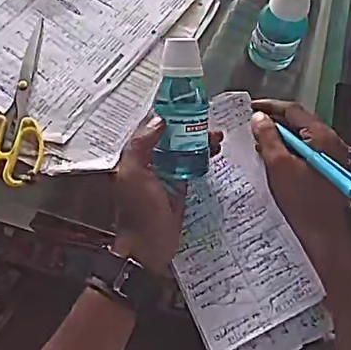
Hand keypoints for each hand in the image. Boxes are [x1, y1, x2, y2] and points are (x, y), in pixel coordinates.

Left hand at [112, 117, 220, 275]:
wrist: (149, 249)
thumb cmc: (138, 213)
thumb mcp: (134, 174)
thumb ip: (141, 145)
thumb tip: (158, 119)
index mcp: (135, 155)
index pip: (151, 125)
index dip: (167, 111)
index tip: (186, 100)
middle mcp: (150, 160)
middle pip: (172, 134)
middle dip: (189, 124)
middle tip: (207, 118)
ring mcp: (166, 173)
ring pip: (185, 147)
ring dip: (200, 139)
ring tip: (217, 136)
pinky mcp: (181, 185)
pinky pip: (193, 164)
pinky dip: (203, 155)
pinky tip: (215, 151)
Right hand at [249, 99, 350, 250]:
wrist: (324, 240)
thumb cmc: (302, 203)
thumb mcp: (280, 166)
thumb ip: (269, 138)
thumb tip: (259, 117)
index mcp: (322, 137)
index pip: (294, 111)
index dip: (270, 107)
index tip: (248, 107)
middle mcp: (329, 143)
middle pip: (298, 123)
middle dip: (273, 121)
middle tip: (248, 123)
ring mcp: (329, 158)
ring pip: (299, 139)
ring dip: (277, 137)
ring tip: (254, 140)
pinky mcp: (324, 173)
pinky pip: (302, 153)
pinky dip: (285, 152)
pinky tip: (268, 159)